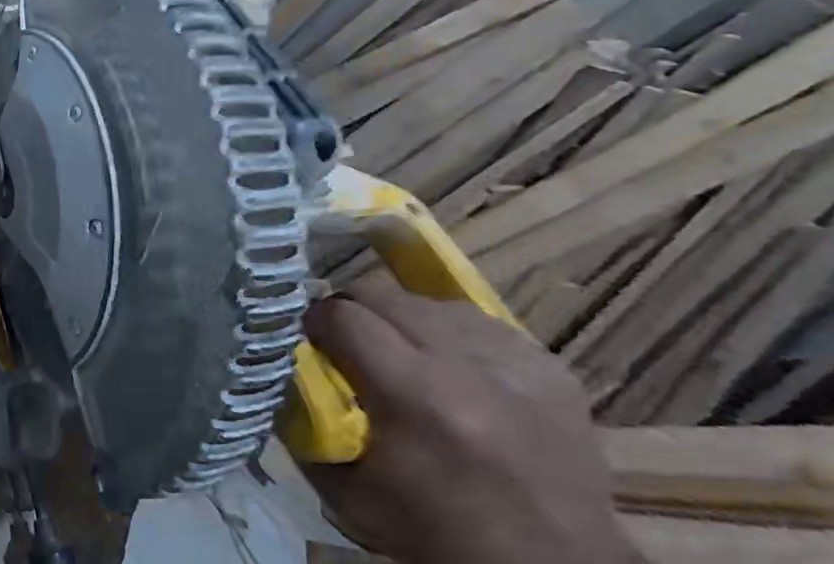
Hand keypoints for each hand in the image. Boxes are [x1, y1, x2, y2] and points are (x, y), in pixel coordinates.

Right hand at [300, 270, 636, 563]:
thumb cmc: (441, 538)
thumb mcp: (353, 496)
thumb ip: (307, 426)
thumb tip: (285, 369)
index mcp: (414, 396)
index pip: (343, 315)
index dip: (317, 321)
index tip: (312, 337)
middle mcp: (465, 363)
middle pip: (383, 294)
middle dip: (355, 311)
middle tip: (352, 341)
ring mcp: (514, 358)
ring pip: (430, 301)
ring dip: (405, 322)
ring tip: (408, 357)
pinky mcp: (548, 362)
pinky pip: (478, 321)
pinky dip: (454, 337)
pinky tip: (456, 370)